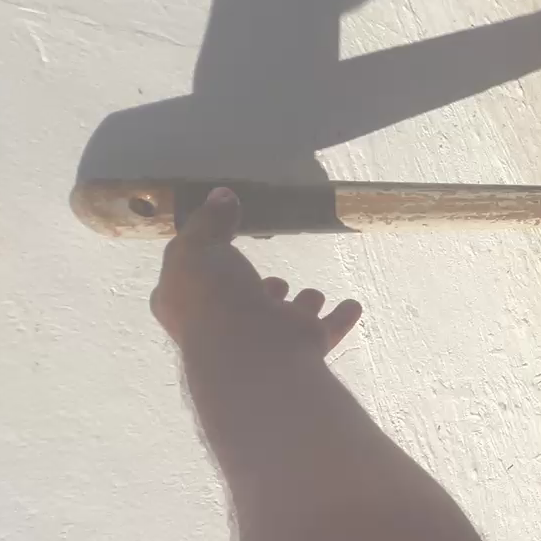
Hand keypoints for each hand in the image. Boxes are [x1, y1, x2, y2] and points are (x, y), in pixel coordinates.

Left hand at [151, 187, 361, 356]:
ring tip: (312, 294)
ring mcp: (269, 338)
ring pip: (288, 318)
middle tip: (273, 280)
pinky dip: (341, 317)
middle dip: (262, 291)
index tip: (223, 253)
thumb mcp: (198, 247)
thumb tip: (222, 195)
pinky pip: (327, 328)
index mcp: (188, 304)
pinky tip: (352, 306)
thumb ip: (211, 222)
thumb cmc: (214, 297)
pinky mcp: (305, 346)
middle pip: (248, 303)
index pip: (197, 283)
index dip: (207, 269)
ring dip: (300, 307)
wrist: (252, 346)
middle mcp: (227, 324)